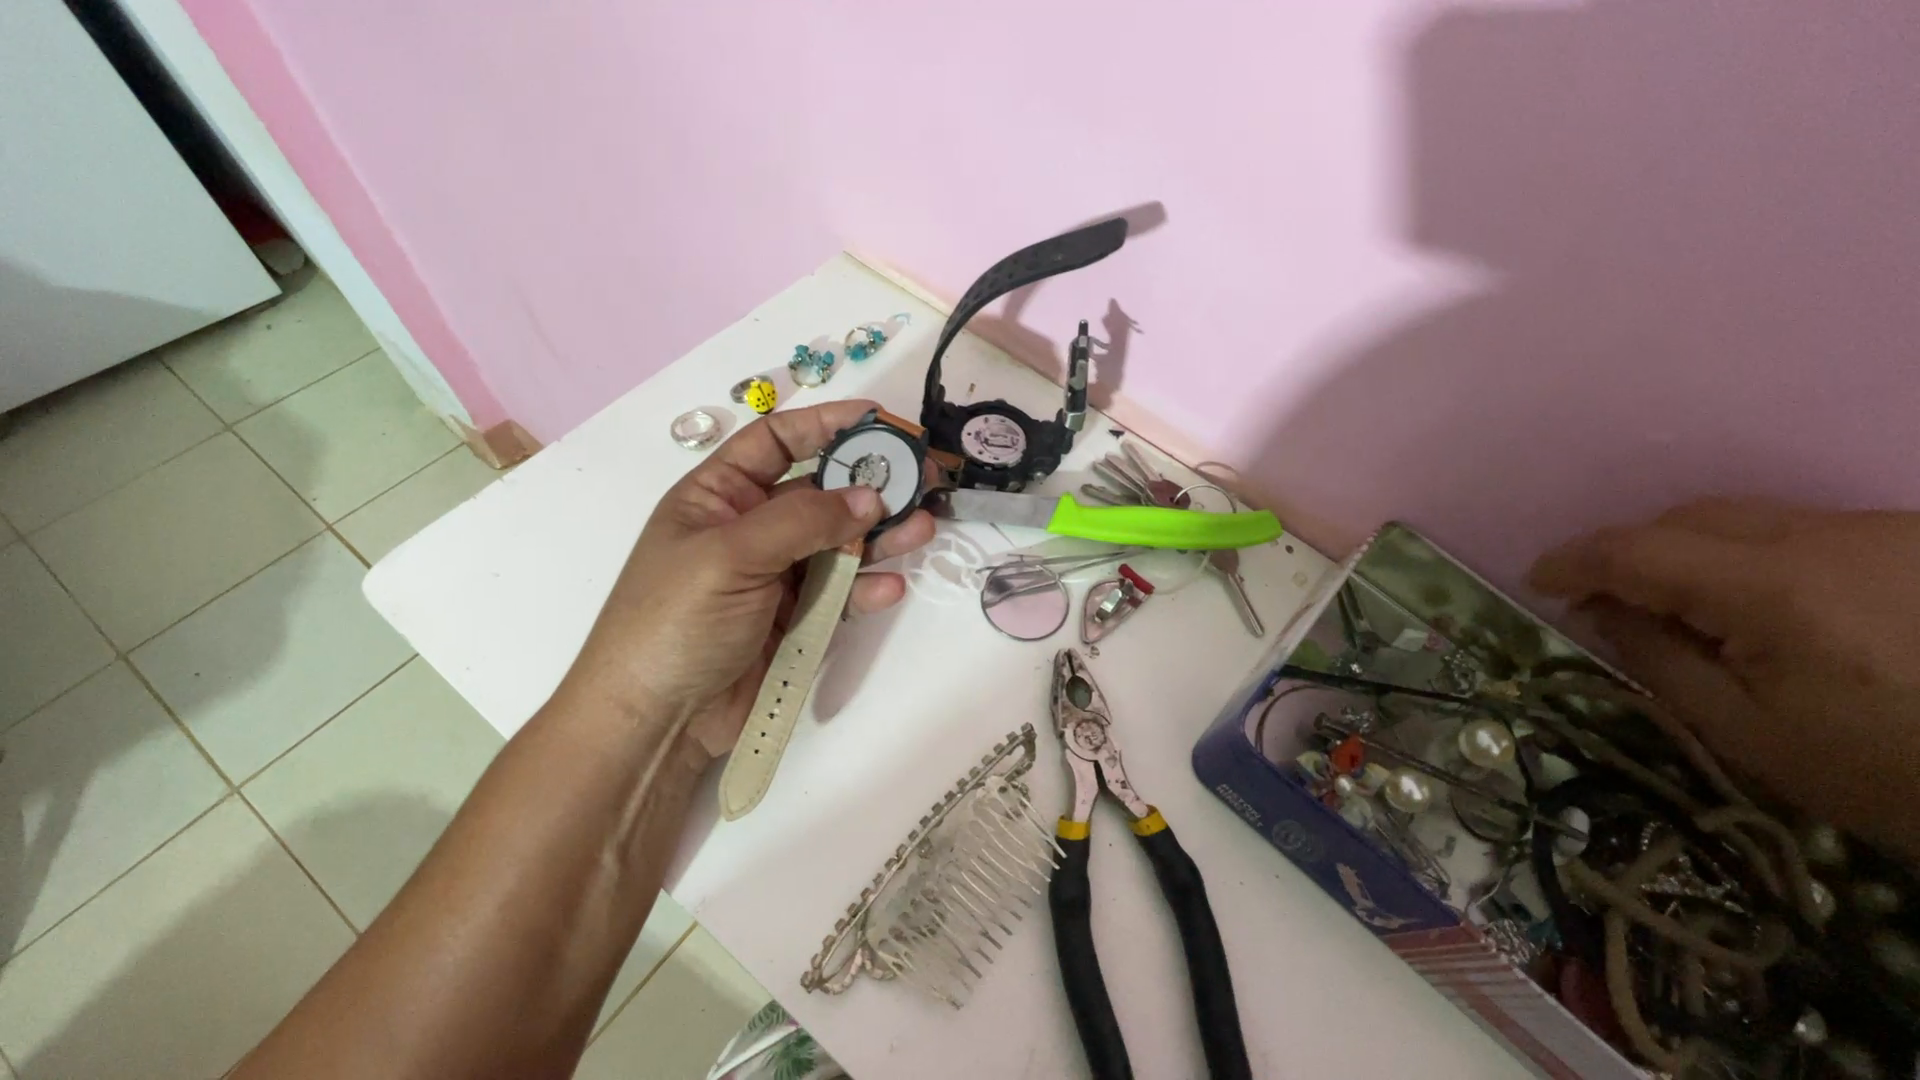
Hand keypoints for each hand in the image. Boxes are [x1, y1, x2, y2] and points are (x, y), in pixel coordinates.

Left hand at [558, 400, 935, 764]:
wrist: (657, 719)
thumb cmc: (675, 620)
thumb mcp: (730, 555)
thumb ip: (803, 521)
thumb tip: (869, 496)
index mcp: (718, 496)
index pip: (776, 442)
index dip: (824, 424)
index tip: (878, 419)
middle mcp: (750, 529)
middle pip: (820, 493)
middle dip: (868, 484)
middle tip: (922, 479)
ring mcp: (775, 577)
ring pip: (839, 544)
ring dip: (880, 536)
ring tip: (923, 527)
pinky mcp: (795, 621)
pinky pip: (839, 594)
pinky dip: (866, 589)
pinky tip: (889, 588)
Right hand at [1529, 498, 1919, 861]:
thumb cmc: (1888, 774)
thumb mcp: (1746, 733)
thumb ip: (1658, 659)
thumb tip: (1603, 610)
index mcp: (1775, 591)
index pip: (1638, 550)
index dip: (1574, 561)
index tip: (1537, 582)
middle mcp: (1828, 538)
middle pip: (1691, 517)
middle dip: (1633, 551)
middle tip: (1608, 603)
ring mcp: (1885, 531)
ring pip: (1749, 518)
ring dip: (1694, 553)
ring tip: (1690, 610)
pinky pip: (1805, 531)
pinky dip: (1755, 557)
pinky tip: (1770, 608)